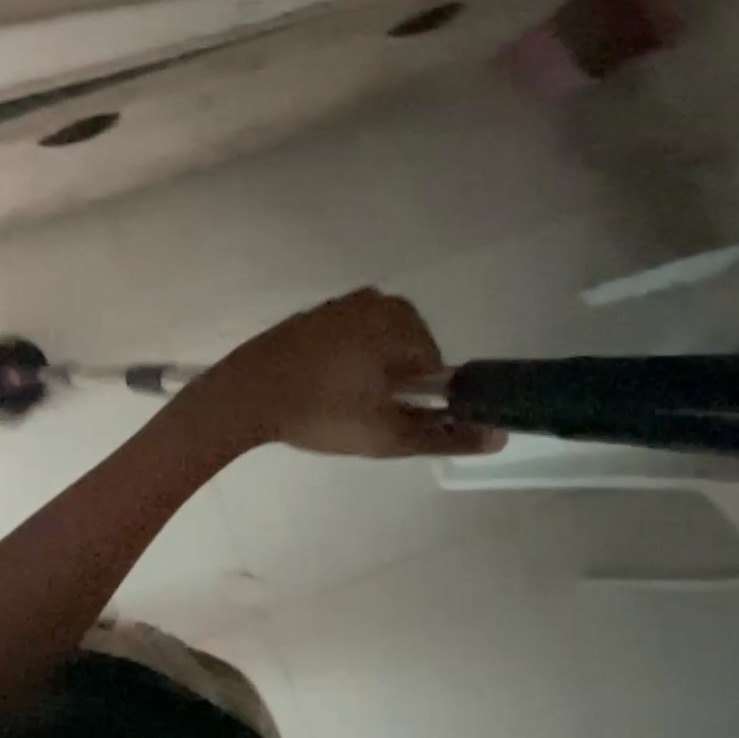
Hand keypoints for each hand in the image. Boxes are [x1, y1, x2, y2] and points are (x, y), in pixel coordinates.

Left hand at [186, 287, 505, 457]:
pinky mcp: (302, 320)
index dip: (412, 401)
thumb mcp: (387, 434)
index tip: (380, 418)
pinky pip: (336, 347)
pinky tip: (311, 390)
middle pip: (401, 356)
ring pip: (368, 352)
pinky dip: (333, 368)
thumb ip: (445, 436)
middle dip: (385, 387)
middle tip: (353, 415)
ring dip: (359, 379)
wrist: (240, 397)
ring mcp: (332, 307)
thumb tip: (498, 437)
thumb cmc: (319, 411)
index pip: (433, 367)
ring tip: (329, 405)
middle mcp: (371, 301)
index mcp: (400, 319)